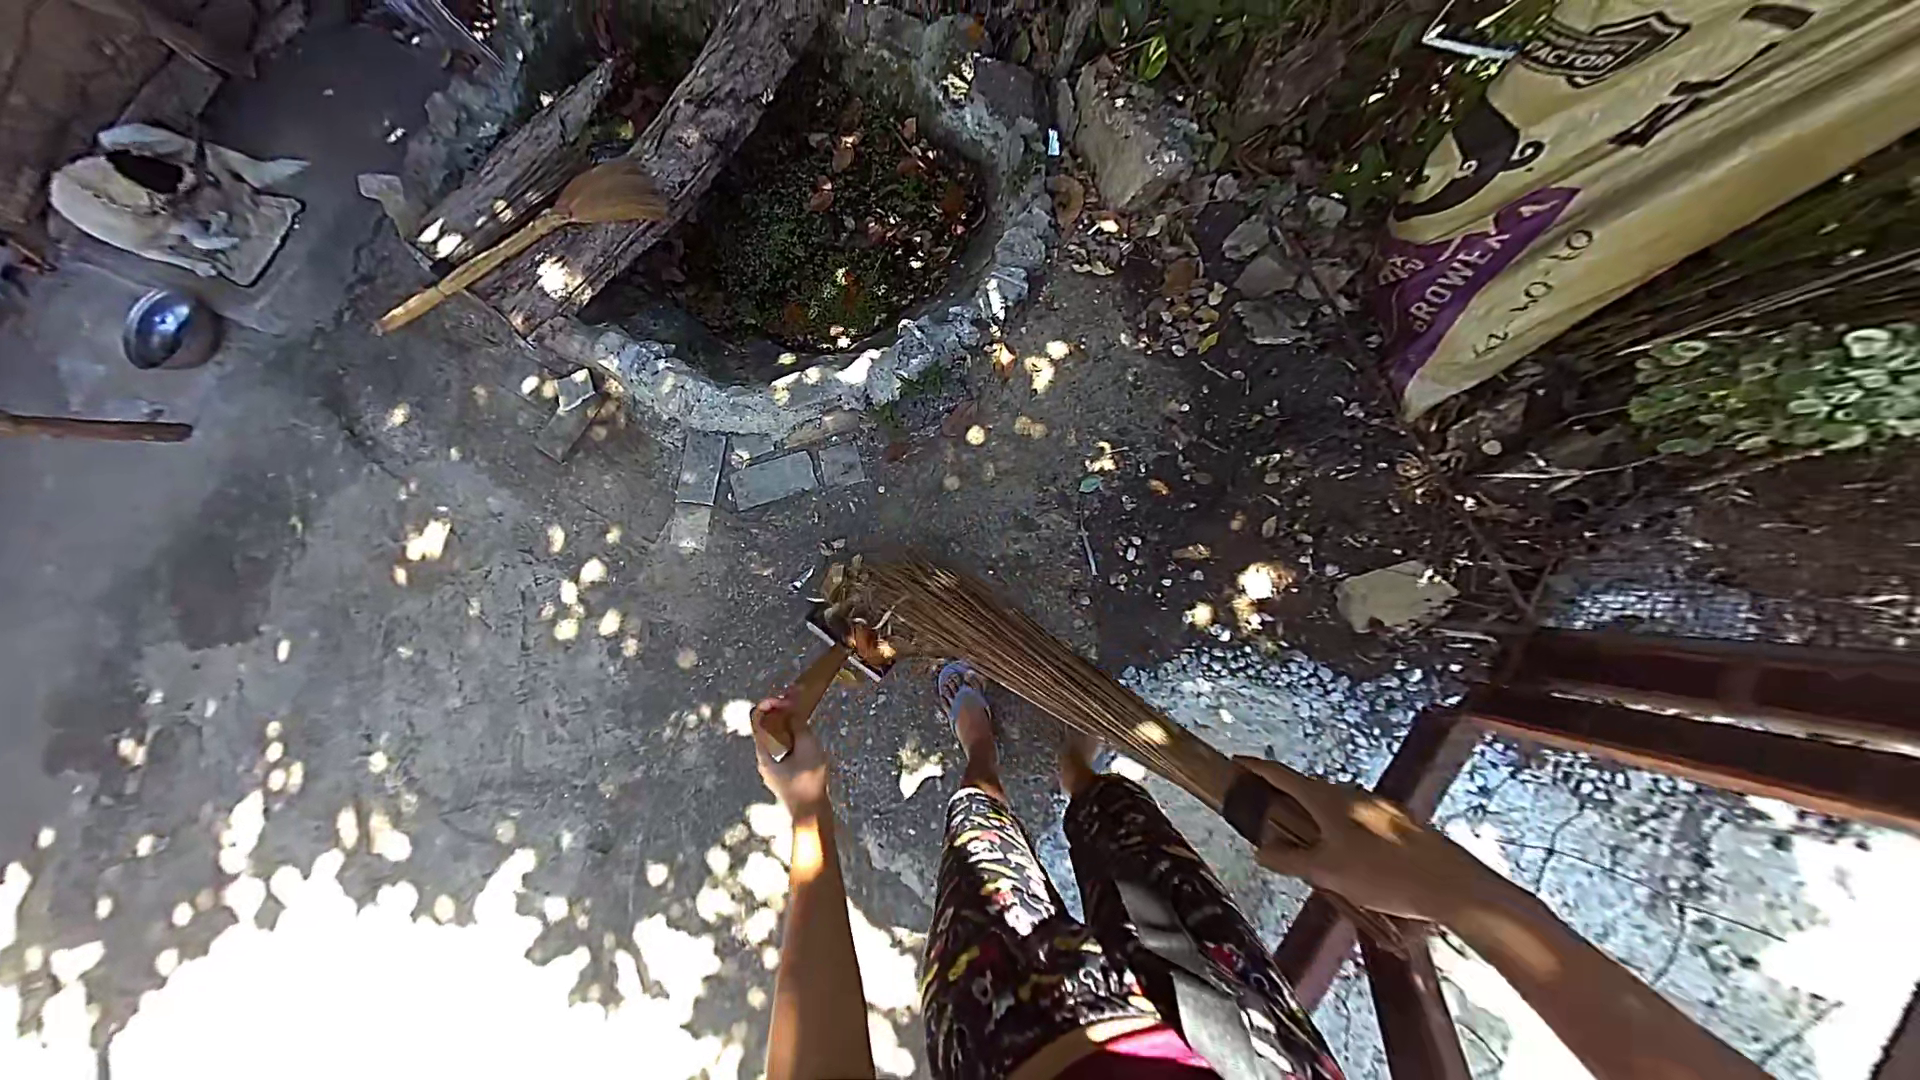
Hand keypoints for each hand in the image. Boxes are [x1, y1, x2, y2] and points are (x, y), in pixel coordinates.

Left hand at [753, 695, 830, 815]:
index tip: (782, 699)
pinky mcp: (780, 775)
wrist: (811, 813)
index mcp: (764, 753)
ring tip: (799, 720)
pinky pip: (780, 751)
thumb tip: (790, 711)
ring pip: (773, 741)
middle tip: (793, 705)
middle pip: (765, 730)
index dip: (767, 705)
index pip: (757, 722)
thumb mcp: (807, 747)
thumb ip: (798, 726)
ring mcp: (771, 769)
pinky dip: (788, 739)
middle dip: (778, 714)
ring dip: (784, 726)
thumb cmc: (809, 780)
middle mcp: (763, 760)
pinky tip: (803, 740)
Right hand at [1234, 756, 1492, 922]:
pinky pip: (1357, 818)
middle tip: (1270, 815)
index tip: (1236, 762)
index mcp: (1324, 798)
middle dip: (1286, 798)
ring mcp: (1376, 805)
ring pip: (1334, 804)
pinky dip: (1342, 828)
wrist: (1456, 888)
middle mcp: (1348, 792)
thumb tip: (1261, 852)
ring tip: (1312, 845)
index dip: (1256, 767)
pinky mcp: (1399, 822)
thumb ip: (1290, 861)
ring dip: (1316, 817)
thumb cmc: (1383, 875)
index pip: (1280, 774)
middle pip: (1307, 788)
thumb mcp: (1328, 872)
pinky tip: (1352, 858)